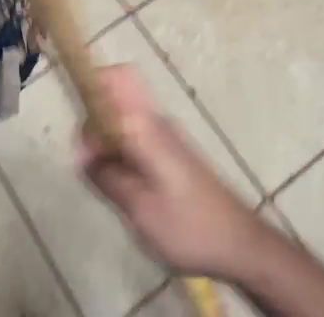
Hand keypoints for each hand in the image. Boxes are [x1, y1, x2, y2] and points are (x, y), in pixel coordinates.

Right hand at [75, 66, 266, 279]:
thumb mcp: (139, 208)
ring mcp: (167, 138)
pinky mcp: (173, 155)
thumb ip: (107, 176)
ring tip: (105, 181)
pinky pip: (135, 139)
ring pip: (123, 120)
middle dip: (94, 125)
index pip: (118, 76)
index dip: (91, 84)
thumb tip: (84, 156)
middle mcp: (158, 122)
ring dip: (106, 143)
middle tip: (89, 166)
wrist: (243, 246)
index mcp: (148, 126)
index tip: (80, 123)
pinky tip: (124, 188)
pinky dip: (121, 155)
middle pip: (115, 99)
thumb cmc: (190, 226)